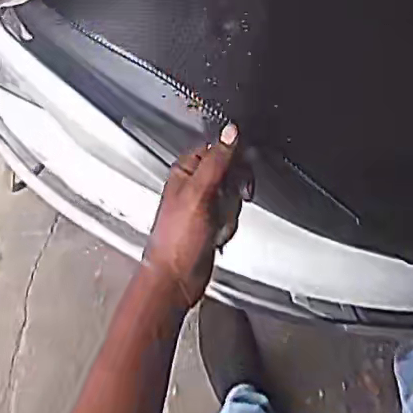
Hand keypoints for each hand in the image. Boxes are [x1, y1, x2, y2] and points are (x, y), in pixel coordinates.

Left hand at [142, 124, 249, 307]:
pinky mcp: (211, 220)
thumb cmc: (177, 239)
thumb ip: (218, 160)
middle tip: (224, 203)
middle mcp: (194, 183)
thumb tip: (231, 131)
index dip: (233, 160)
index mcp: (186, 168)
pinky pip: (232, 213)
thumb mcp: (200, 192)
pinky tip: (216, 235)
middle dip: (233, 191)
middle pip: (232, 170)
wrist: (175, 280)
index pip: (220, 147)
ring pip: (235, 193)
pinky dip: (229, 224)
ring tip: (215, 225)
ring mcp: (203, 203)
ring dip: (230, 211)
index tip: (237, 175)